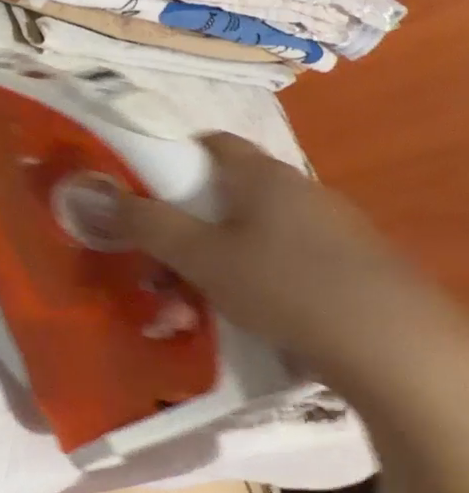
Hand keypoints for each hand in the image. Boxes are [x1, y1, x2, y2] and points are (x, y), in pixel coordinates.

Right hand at [102, 132, 460, 381]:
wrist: (393, 348)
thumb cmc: (283, 285)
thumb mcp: (196, 254)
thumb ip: (144, 221)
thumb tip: (97, 194)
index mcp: (263, 177)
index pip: (210, 144)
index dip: (166, 158)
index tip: (133, 190)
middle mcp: (296, 194)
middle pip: (217, 199)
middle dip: (174, 232)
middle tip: (147, 267)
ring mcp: (324, 232)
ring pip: (239, 238)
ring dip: (198, 267)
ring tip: (176, 310)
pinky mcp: (339, 269)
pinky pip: (269, 264)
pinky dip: (236, 284)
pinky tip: (220, 319)